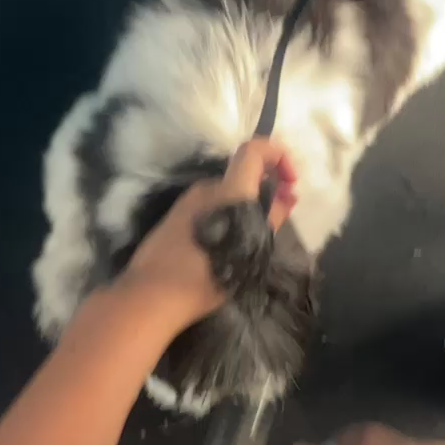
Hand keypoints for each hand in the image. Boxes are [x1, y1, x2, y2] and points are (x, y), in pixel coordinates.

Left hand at [115, 138, 296, 326]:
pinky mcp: (177, 217)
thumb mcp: (249, 250)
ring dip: (247, 206)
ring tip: (256, 238)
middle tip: (279, 216)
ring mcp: (189, 201)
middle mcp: (207, 188)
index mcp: (228, 190)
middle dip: (265, 188)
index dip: (278, 155)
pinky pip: (212, 207)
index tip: (291, 182)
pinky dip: (230, 216)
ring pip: (227, 193)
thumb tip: (287, 196)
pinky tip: (231, 246)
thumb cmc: (207, 275)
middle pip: (242, 174)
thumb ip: (270, 217)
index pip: (254, 150)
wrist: (153, 294)